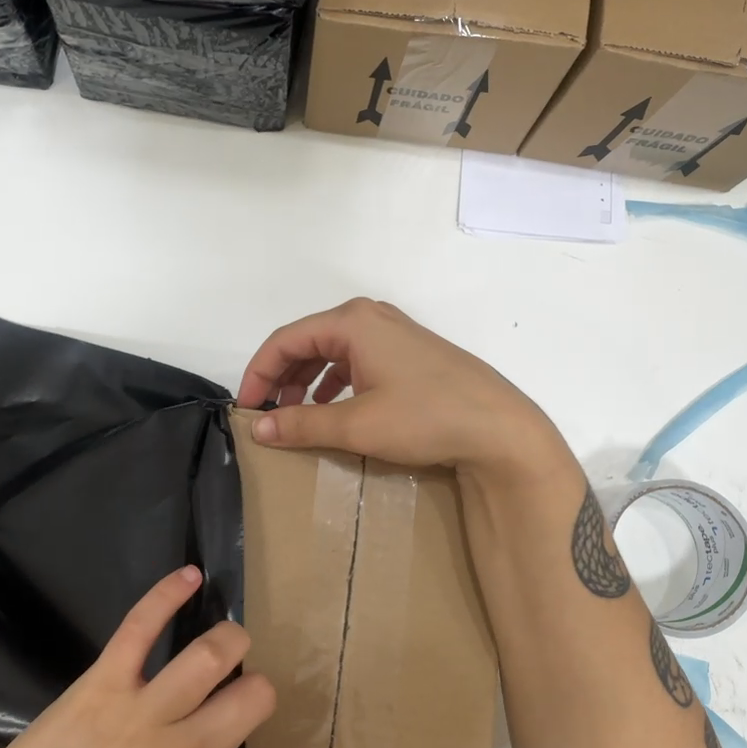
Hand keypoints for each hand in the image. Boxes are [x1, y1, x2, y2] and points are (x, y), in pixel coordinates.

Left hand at [0, 567, 282, 747]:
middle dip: (254, 698)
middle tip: (232, 703)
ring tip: (228, 643)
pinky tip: (189, 576)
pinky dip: (167, 594)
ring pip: (214, 652)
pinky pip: (141, 626)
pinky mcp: (102, 682)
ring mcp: (145, 713)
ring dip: (230, 642)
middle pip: (256, 698)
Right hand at [237, 299, 569, 478]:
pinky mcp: (410, 354)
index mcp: (352, 321)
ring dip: (307, 381)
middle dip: (282, 377)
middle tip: (268, 414)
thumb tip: (257, 428)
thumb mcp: (356, 424)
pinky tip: (334, 409)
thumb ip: (301, 424)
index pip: (285, 340)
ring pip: (332, 352)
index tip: (247, 409)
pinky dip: (334, 383)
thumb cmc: (425, 417)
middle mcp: (370, 317)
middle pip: (307, 342)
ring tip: (296, 415)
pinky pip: (356, 361)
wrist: (499, 429)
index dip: (258, 374)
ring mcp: (394, 334)